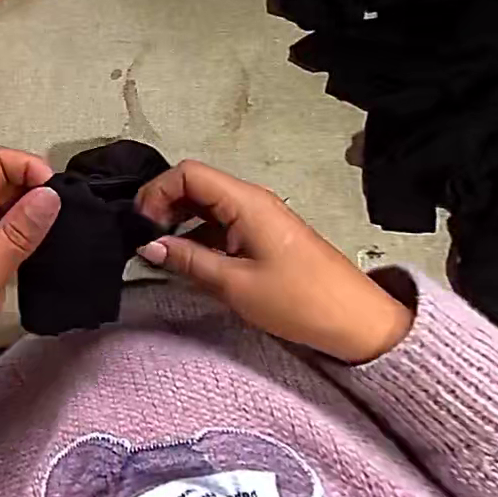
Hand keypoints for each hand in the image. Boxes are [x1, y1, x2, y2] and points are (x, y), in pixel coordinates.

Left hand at [0, 148, 61, 370]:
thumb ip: (18, 232)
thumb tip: (52, 194)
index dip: (31, 169)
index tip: (58, 196)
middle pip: (7, 178)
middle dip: (38, 188)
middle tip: (68, 215)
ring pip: (12, 201)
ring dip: (37, 209)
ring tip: (64, 228)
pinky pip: (11, 224)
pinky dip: (30, 228)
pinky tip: (49, 241)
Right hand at [133, 160, 412, 362]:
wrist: (355, 322)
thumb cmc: (300, 301)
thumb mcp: (234, 283)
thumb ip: (187, 260)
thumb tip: (148, 245)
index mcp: (246, 202)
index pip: (188, 174)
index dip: (157, 192)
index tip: (142, 224)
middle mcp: (250, 200)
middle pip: (194, 184)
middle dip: (163, 205)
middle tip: (144, 237)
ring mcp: (256, 216)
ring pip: (204, 204)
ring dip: (177, 221)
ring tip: (159, 250)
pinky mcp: (260, 234)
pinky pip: (218, 222)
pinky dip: (195, 234)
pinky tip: (184, 258)